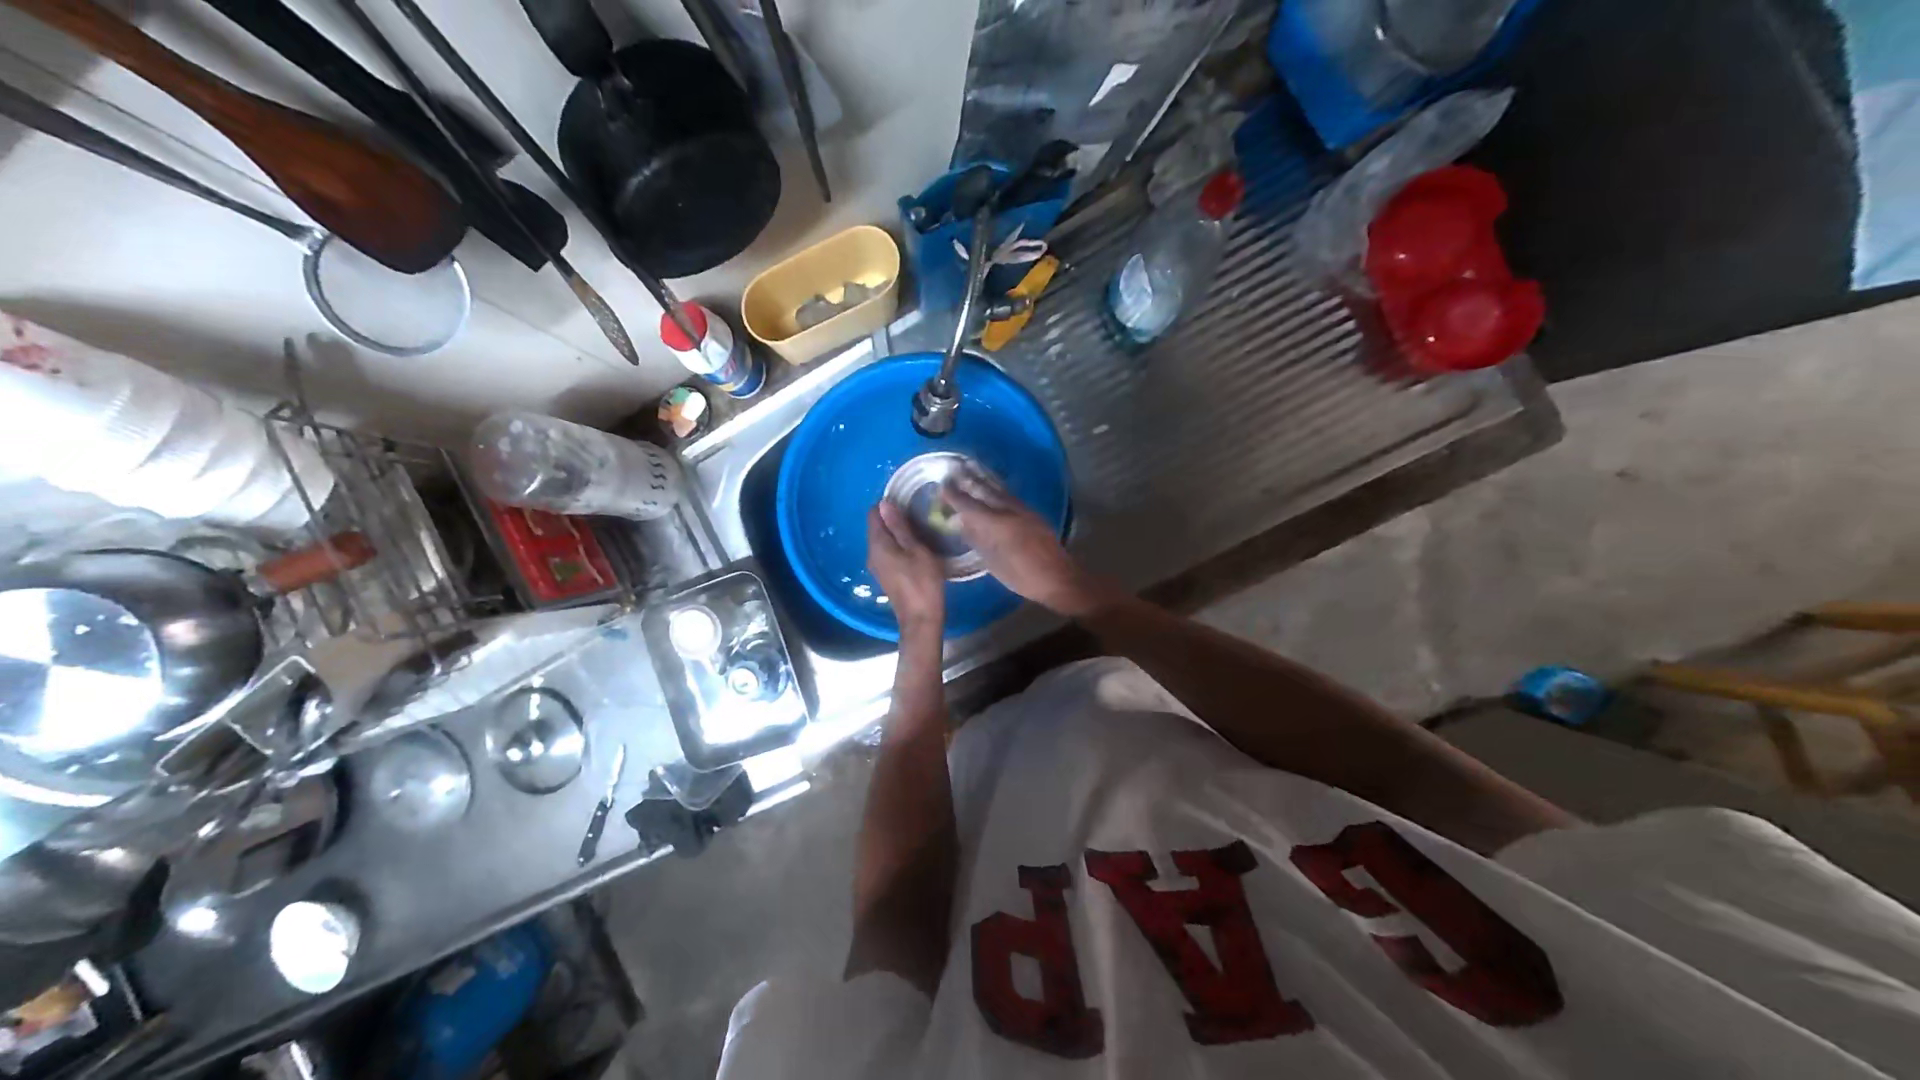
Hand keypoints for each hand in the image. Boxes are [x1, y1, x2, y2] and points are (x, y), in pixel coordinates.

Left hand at [867, 500, 945, 634]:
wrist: (920, 617)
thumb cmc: (922, 581)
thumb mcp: (916, 549)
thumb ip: (900, 526)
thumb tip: (884, 503)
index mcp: (877, 544)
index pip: (873, 514)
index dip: (888, 505)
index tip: (908, 503)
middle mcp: (871, 553)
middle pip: (877, 527)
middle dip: (893, 518)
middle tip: (917, 516)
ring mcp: (877, 565)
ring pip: (883, 540)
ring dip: (897, 532)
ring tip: (919, 530)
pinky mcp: (885, 575)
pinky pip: (887, 552)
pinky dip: (898, 545)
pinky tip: (915, 548)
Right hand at [945, 477, 1116, 616]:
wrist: (1059, 578)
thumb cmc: (1023, 577)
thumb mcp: (994, 563)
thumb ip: (977, 539)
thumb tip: (961, 523)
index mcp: (998, 524)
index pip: (970, 505)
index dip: (955, 495)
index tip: (942, 485)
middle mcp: (1010, 511)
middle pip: (985, 490)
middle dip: (969, 480)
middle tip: (955, 468)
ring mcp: (1023, 510)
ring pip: (999, 490)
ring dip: (984, 480)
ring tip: (971, 470)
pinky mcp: (1032, 514)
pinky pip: (1009, 496)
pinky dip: (996, 489)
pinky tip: (992, 489)